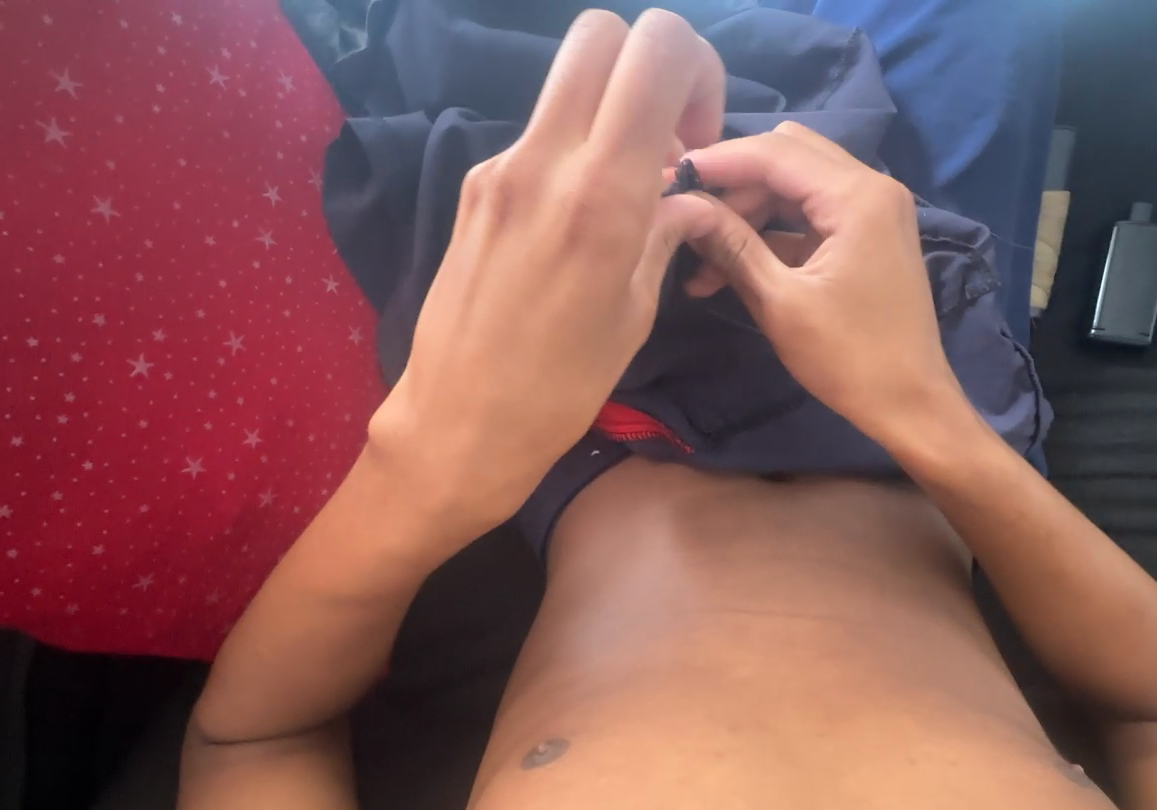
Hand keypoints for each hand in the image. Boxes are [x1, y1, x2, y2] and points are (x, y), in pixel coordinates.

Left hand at [366, 8, 723, 533]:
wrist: (459, 424)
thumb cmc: (561, 390)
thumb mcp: (634, 315)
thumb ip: (660, 234)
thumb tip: (677, 196)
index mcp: (601, 195)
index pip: (656, 50)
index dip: (695, 72)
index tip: (697, 141)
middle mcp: (544, 160)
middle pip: (601, 36)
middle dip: (649, 69)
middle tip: (664, 143)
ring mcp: (498, 169)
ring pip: (566, 89)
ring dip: (608, 117)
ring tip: (623, 196)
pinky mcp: (473, 190)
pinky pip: (536, 140)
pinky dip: (570, 155)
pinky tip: (575, 223)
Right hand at [678, 123, 971, 452]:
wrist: (909, 403)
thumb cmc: (847, 358)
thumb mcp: (780, 303)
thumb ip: (733, 248)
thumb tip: (685, 210)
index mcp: (857, 197)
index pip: (776, 153)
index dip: (719, 161)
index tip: (672, 176)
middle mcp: (872, 187)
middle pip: (789, 157)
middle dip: (735, 185)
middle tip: (690, 219)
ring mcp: (873, 212)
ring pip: (797, 187)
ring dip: (750, 215)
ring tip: (703, 261)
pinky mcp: (868, 238)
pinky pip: (811, 218)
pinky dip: (774, 236)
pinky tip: (733, 268)